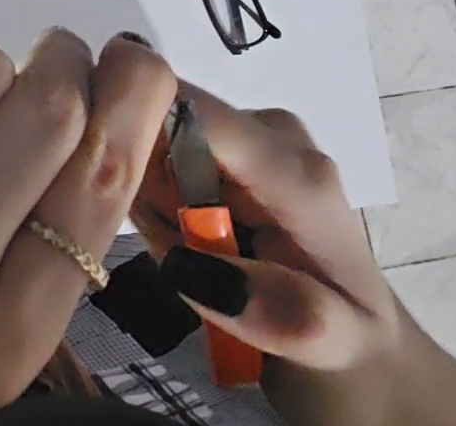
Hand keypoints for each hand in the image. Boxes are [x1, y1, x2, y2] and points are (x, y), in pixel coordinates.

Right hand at [129, 81, 407, 413]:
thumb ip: (281, 311)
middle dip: (140, 181)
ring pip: (149, 137)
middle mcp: (268, 131)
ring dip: (149, 194)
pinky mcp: (224, 143)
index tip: (95, 175)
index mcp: (294, 170)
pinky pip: (157, 151)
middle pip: (155, 118)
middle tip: (171, 246)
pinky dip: (156, 195)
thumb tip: (193, 266)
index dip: (129, 123)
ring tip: (184, 246)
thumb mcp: (331, 346)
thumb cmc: (346, 344)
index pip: (188, 110)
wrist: (361, 341)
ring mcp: (243, 134)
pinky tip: (186, 232)